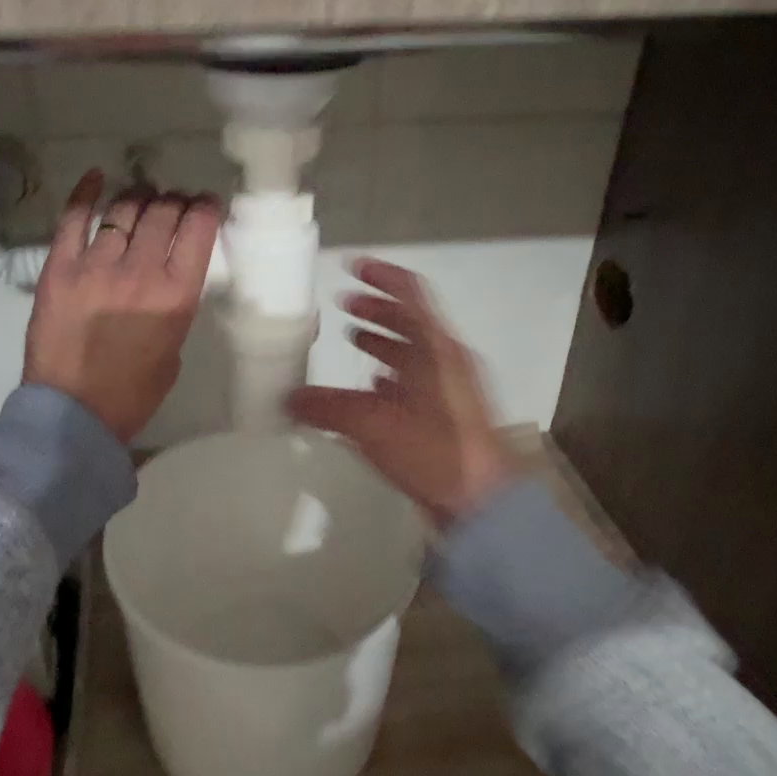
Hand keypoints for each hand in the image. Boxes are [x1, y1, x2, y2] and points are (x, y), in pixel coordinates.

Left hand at [23, 169, 222, 443]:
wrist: (73, 413)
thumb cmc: (132, 392)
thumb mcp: (174, 349)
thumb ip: (175, 305)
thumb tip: (168, 277)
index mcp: (176, 295)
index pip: (198, 228)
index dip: (205, 208)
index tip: (205, 205)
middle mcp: (140, 271)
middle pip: (162, 212)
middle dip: (174, 201)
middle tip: (173, 205)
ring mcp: (96, 265)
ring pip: (124, 210)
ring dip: (138, 198)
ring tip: (143, 197)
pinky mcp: (59, 268)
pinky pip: (74, 218)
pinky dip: (86, 193)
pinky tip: (96, 177)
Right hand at [287, 258, 515, 525]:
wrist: (486, 508)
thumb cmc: (436, 454)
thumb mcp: (375, 426)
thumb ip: (329, 408)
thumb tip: (290, 397)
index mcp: (438, 350)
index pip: (411, 294)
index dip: (382, 276)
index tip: (351, 267)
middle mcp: (448, 363)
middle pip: (411, 322)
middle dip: (377, 310)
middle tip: (343, 307)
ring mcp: (452, 391)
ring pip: (414, 353)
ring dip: (383, 343)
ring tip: (352, 340)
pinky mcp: (449, 418)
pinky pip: (417, 384)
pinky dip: (392, 377)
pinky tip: (370, 390)